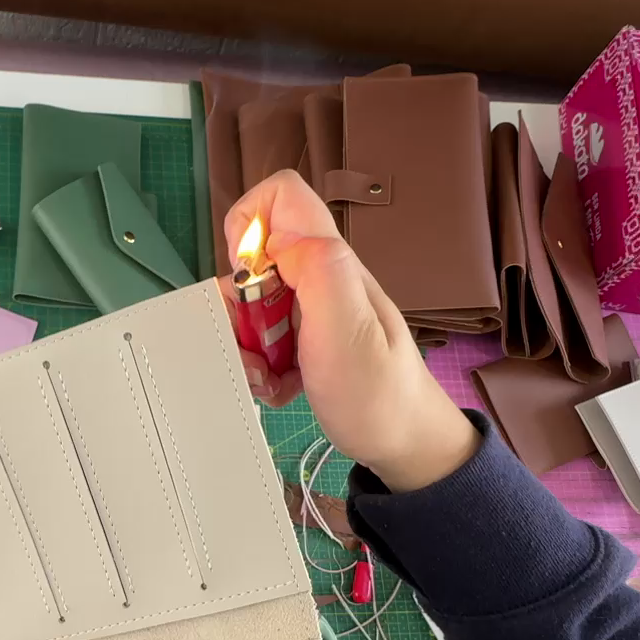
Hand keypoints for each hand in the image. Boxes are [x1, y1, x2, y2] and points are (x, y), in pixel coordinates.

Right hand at [224, 171, 476, 490]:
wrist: (401, 442)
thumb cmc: (378, 393)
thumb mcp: (349, 330)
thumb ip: (318, 271)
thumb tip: (277, 240)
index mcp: (329, 262)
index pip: (280, 197)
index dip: (249, 225)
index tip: (246, 279)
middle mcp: (316, 277)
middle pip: (251, 262)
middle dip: (237, 308)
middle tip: (256, 350)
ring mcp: (309, 310)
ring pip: (249, 307)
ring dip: (245, 346)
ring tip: (269, 378)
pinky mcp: (303, 341)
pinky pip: (261, 340)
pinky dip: (260, 365)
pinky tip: (280, 387)